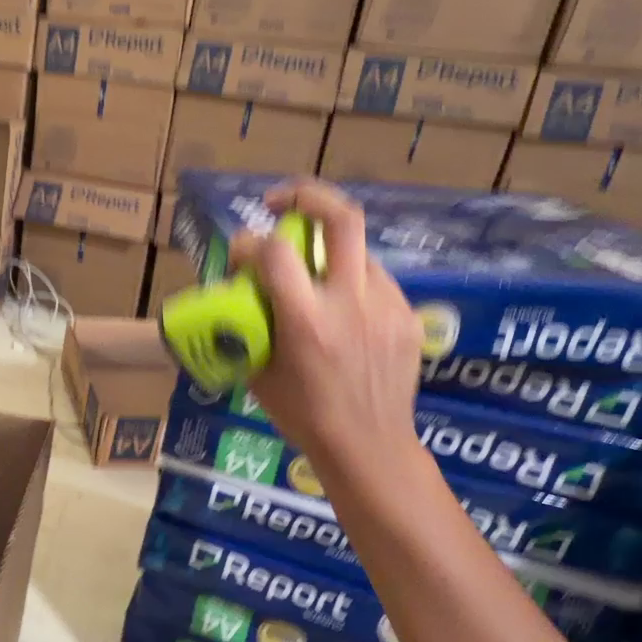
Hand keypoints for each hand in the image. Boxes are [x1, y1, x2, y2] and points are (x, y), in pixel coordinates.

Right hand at [231, 179, 423, 484]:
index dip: (249, 242)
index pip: (275, 251)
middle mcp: (350, 302)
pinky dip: (352, 283)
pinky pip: (376, 282)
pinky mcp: (408, 317)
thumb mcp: (258, 371)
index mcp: (306, 320)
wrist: (369, 446)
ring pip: (359, 250)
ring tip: (315, 276)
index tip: (239, 253)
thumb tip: (234, 293)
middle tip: (280, 201)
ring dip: (330, 252)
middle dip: (307, 195)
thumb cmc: (302, 415)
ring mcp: (387, 307)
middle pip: (341, 218)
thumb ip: (247, 325)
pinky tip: (342, 311)